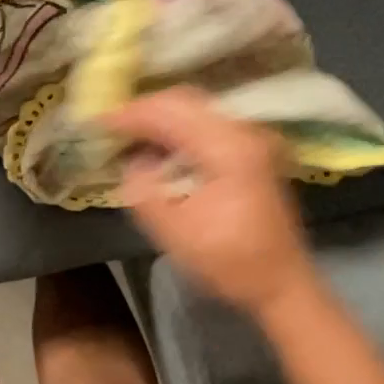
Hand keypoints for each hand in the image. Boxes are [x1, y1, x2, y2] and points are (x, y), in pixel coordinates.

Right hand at [104, 88, 318, 315]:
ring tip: (129, 133)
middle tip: (111, 126)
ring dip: (160, 115)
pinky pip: (206, 120)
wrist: (284, 284)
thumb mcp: (176, 233)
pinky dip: (177, 125)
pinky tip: (159, 144)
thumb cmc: (232, 263)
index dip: (130, 115)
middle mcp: (243, 131)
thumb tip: (131, 160)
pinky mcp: (250, 147)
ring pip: (195, 106)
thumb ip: (145, 191)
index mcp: (228, 149)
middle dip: (143, 109)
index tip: (98, 123)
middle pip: (184, 99)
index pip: (170, 112)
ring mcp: (251, 137)